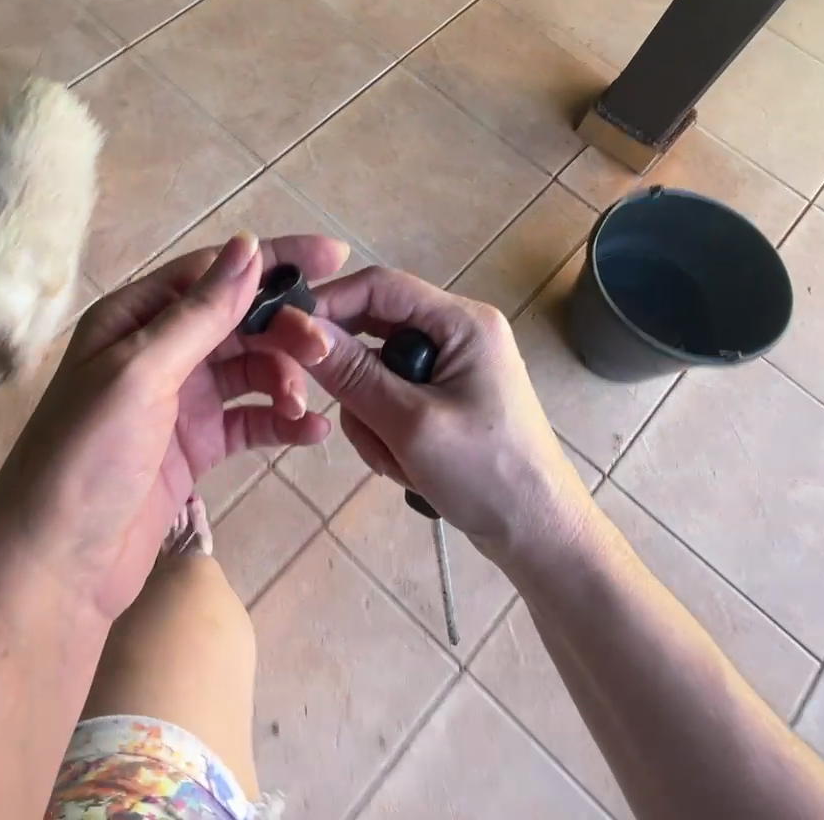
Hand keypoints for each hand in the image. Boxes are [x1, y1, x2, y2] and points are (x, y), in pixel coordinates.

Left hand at [0, 233, 348, 619]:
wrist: (57, 564)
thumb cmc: (88, 453)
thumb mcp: (142, 371)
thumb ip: (200, 312)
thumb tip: (249, 245)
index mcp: (135, 317)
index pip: (214, 271)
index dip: (274, 260)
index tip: (335, 256)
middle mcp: (158, 350)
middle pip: (238, 321)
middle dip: (284, 329)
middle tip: (322, 350)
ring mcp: (178, 400)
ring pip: (249, 369)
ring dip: (283, 378)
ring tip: (300, 404)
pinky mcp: (195, 445)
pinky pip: (249, 420)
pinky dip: (279, 421)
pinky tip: (310, 431)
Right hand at [306, 266, 590, 562]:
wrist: (538, 536)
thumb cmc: (486, 474)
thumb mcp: (410, 423)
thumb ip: (351, 373)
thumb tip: (296, 327)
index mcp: (462, 322)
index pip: (380, 286)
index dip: (330, 303)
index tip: (285, 332)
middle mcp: (456, 334)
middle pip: (374, 331)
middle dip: (355, 380)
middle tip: (358, 420)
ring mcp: (450, 369)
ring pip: (374, 373)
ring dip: (372, 417)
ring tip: (397, 459)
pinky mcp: (442, 401)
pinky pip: (390, 400)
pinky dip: (386, 433)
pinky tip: (406, 467)